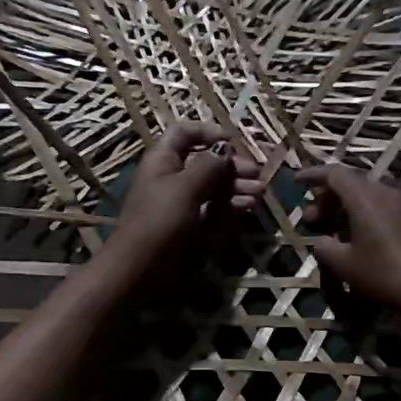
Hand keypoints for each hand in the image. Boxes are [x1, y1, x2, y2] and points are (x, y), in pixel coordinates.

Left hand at [107, 122, 263, 268]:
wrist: (141, 267)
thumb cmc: (160, 220)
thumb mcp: (186, 187)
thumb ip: (209, 166)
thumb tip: (225, 151)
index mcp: (162, 159)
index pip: (184, 133)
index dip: (208, 132)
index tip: (233, 141)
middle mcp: (171, 176)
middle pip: (204, 161)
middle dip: (232, 165)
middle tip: (257, 173)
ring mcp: (180, 202)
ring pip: (212, 186)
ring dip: (236, 186)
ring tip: (260, 193)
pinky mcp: (188, 224)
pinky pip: (212, 207)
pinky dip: (230, 205)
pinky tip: (248, 207)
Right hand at [295, 164, 400, 319]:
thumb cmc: (383, 273)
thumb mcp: (344, 264)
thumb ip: (325, 248)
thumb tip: (321, 242)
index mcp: (364, 197)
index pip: (334, 174)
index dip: (313, 176)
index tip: (296, 182)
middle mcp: (385, 192)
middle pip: (351, 183)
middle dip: (327, 197)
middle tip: (311, 218)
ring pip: (368, 195)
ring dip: (346, 206)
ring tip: (332, 229)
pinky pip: (382, 206)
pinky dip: (364, 213)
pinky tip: (358, 237)